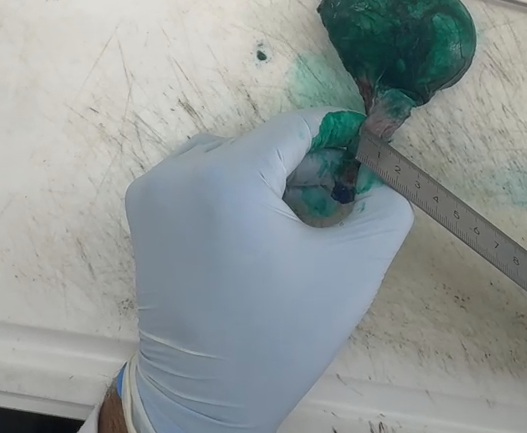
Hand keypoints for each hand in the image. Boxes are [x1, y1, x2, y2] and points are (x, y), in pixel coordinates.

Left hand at [122, 109, 413, 432]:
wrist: (200, 398)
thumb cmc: (279, 337)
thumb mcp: (351, 273)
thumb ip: (384, 210)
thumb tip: (384, 172)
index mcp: (228, 179)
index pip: (295, 127)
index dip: (337, 132)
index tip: (367, 147)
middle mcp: (182, 170)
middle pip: (263, 142)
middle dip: (308, 162)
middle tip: (344, 193)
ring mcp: (155, 185)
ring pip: (232, 153)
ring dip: (269, 172)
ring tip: (302, 212)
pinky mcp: (142, 204)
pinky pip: (200, 172)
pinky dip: (232, 184)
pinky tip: (258, 222)